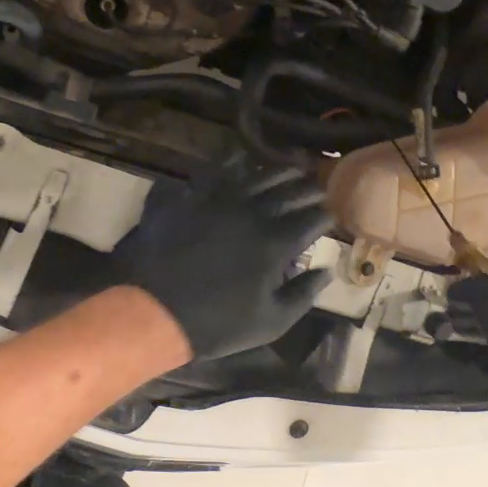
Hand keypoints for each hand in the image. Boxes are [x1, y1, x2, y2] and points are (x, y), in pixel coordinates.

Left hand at [119, 159, 333, 359]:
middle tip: (316, 186)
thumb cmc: (218, 325)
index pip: (312, 219)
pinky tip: (242, 161)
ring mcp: (220, 202)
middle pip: (289, 191)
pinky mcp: (192, 198)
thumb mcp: (272, 322)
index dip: (325, 215)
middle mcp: (253, 214)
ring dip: (278, 171)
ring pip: (257, 176)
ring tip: (289, 168)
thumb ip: (304, 293)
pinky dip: (234, 165)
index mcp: (276, 244)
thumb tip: (327, 270)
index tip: (330, 214)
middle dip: (307, 188)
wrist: (156, 313)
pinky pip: (217, 173)